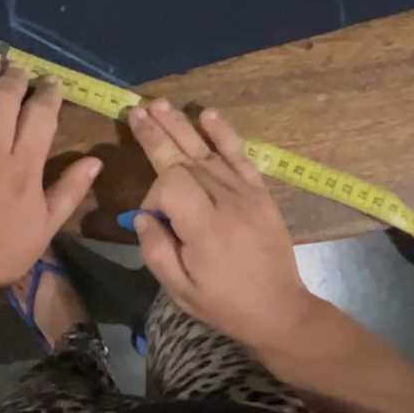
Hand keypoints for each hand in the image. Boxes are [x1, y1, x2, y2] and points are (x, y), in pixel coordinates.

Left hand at [0, 63, 101, 291]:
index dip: (49, 91)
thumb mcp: (47, 226)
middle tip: (20, 71)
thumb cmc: (4, 253)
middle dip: (15, 75)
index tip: (52, 84)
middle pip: (3, 94)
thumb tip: (95, 160)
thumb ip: (71, 189)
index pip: (40, 113)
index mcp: (23, 169)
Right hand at [128, 100, 325, 350]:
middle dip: (157, 134)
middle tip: (134, 110)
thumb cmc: (224, 303)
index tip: (153, 219)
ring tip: (157, 104)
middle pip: (186, 157)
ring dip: (181, 126)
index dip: (153, 194)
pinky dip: (223, 133)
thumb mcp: (179, 289)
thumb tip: (143, 215)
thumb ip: (155, 249)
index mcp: (204, 227)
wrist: (279, 308)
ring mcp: (246, 193)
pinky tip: (206, 113)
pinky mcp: (260, 192)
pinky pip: (240, 155)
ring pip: (208, 151)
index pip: (170, 183)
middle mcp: (226, 202)